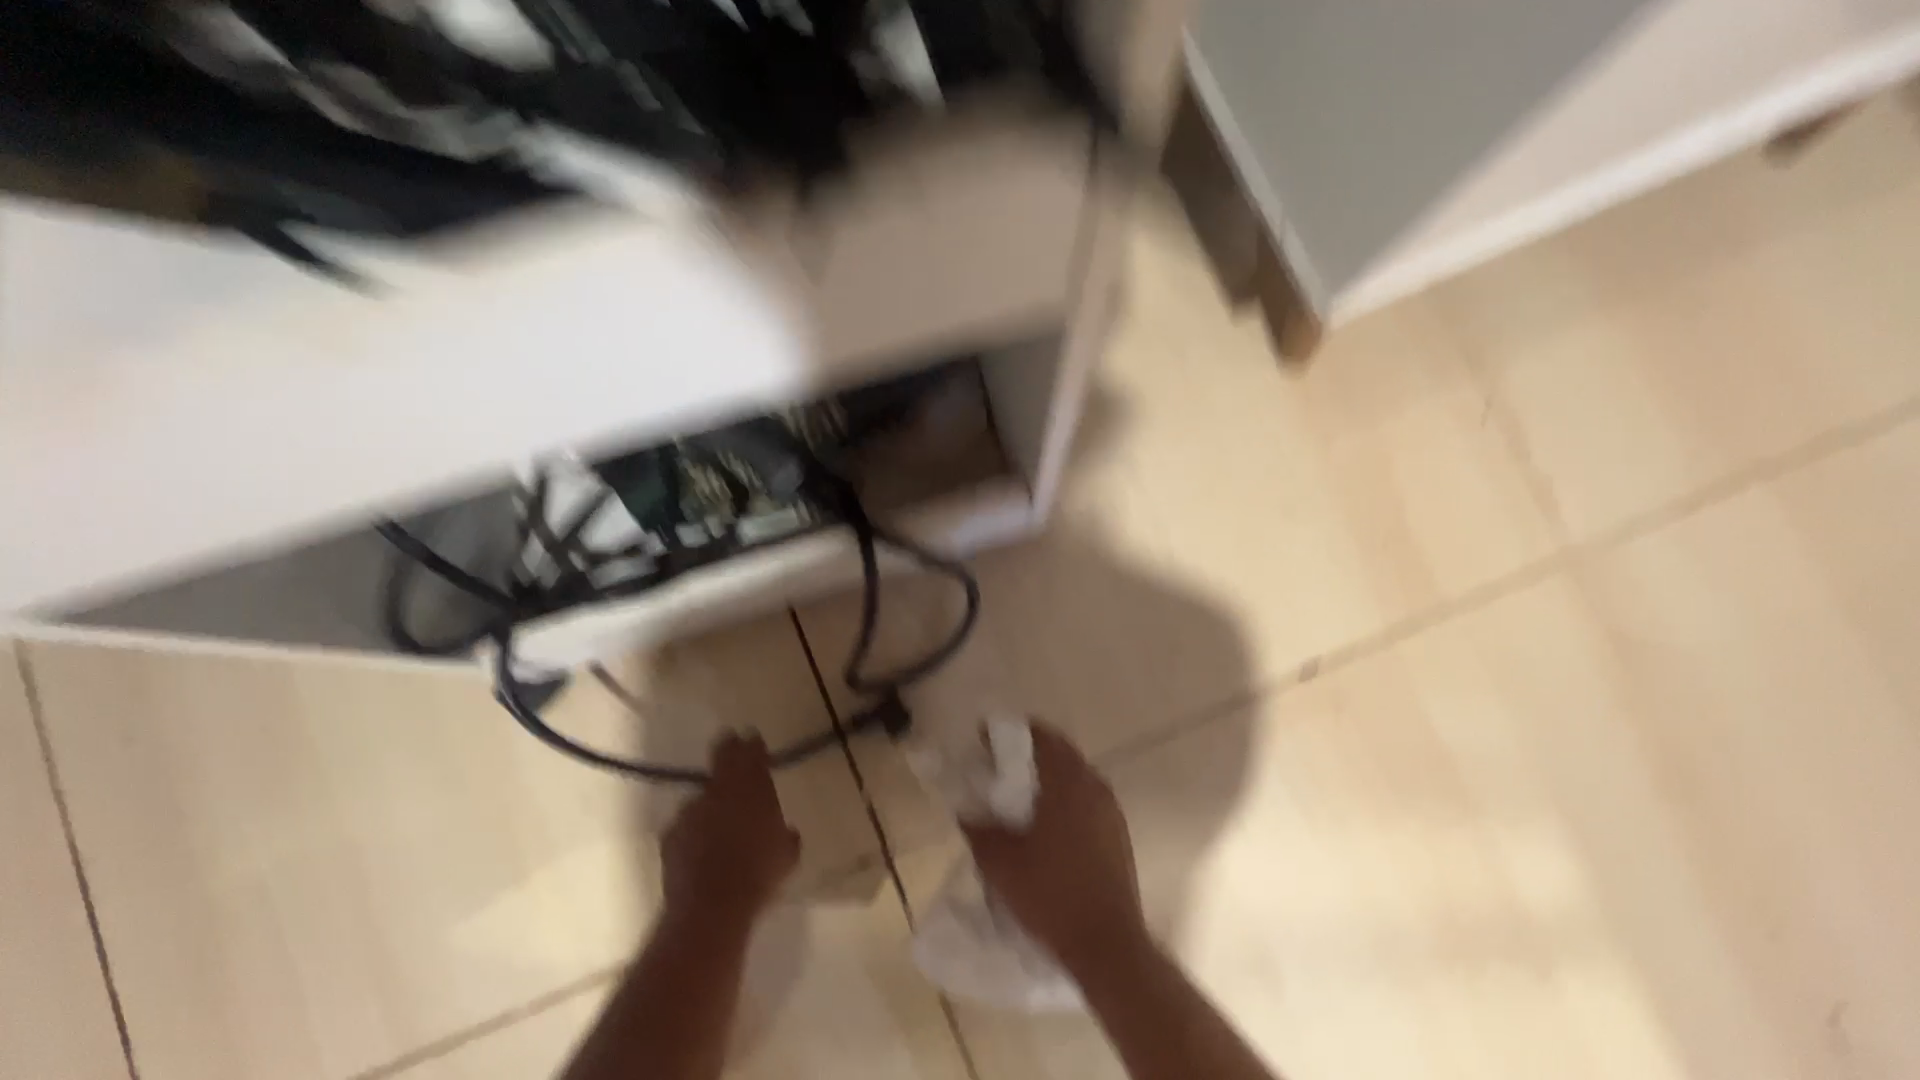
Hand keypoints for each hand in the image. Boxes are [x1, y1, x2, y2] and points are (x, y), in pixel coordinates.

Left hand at [660, 734, 801, 925]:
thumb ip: (786, 834)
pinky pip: (687, 823)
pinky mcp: (671, 834)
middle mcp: (720, 791)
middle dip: (729, 749)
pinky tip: (701, 845)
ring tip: (719, 817)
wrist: (711, 906)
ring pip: (703, 795)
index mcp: (753, 790)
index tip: (753, 738)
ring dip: (711, 800)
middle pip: (723, 758)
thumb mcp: (787, 854)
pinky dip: (694, 828)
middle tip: (731, 742)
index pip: (752, 755)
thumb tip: (786, 830)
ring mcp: (691, 811)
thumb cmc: (759, 876)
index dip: (754, 746)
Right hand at [961, 722, 1151, 976]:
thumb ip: (978, 828)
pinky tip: (1046, 826)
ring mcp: (1111, 811)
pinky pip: (1088, 801)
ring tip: (1019, 796)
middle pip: (1061, 753)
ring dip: (1049, 778)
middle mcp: (1094, 787)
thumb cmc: (1049, 894)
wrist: (1105, 943)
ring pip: (1077, 778)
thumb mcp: (999, 862)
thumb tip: (965, 810)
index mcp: (1066, 783)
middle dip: (1029, 753)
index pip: (1040, 737)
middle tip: (997, 766)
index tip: (984, 740)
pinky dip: (1066, 800)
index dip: (1010, 733)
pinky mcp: (1119, 835)